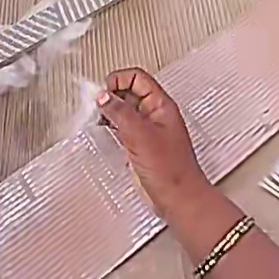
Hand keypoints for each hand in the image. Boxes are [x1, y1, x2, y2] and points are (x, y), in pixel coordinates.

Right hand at [96, 68, 210, 220]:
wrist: (179, 200)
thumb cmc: (171, 171)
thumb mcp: (140, 134)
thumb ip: (120, 112)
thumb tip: (104, 96)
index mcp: (160, 105)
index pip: (137, 77)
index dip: (118, 79)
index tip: (104, 93)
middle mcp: (155, 115)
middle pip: (129, 92)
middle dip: (111, 96)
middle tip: (99, 107)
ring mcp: (148, 130)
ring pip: (125, 111)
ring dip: (110, 113)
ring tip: (100, 120)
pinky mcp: (141, 146)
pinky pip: (123, 129)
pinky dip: (112, 128)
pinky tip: (106, 135)